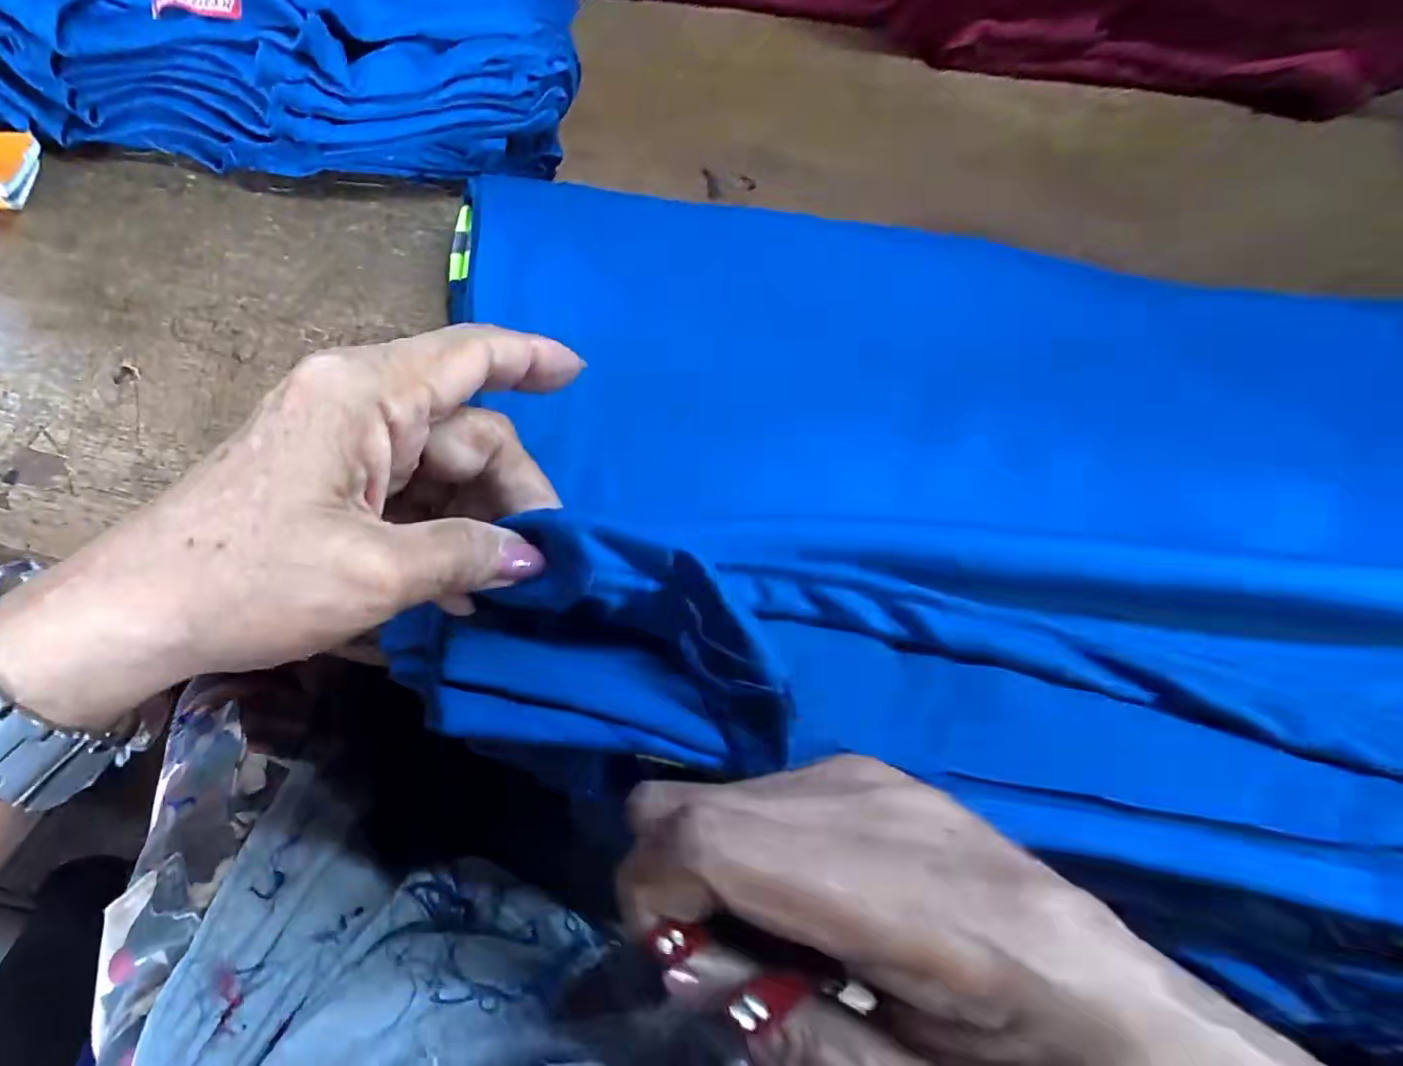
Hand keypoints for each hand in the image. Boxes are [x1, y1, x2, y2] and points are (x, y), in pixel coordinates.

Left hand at [0, 324, 582, 730]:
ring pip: (433, 469)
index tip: (578, 374)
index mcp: (362, 394)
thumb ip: (464, 555)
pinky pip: (399, 495)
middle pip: (458, 428)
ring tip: (503, 586)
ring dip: (472, 522)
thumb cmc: (252, 580)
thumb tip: (533, 558)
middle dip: (508, 490)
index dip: (528, 357)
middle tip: (542, 561)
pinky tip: (458, 586)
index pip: (466, 356)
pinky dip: (433, 532)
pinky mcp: (321, 484)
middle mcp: (351, 404)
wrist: (140, 610)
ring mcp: (333, 444)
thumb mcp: (374, 573)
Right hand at [618, 757, 1316, 1065]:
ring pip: (707, 794)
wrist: (1152, 1020)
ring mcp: (863, 775)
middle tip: (702, 952)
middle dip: (660, 875)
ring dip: (699, 861)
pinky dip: (738, 843)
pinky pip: (751, 794)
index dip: (649, 892)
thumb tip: (675, 967)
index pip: (710, 841)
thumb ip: (793, 1033)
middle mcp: (870, 804)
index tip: (663, 959)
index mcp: (911, 898)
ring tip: (761, 934)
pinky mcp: (861, 769)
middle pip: (685, 803)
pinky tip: (796, 899)